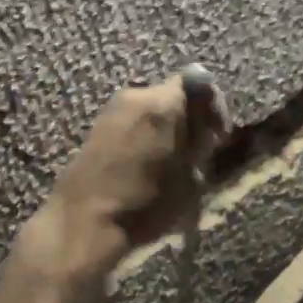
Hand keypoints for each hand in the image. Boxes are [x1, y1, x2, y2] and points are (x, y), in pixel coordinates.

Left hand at [44, 72, 230, 262]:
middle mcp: (137, 94)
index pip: (200, 82)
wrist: (85, 221)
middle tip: (197, 150)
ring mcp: (113, 107)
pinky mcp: (97, 124)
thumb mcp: (190, 178)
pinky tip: (146, 163)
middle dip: (189, 117)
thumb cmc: (145, 203)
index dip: (214, 107)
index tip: (217, 136)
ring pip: (152, 107)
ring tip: (172, 160)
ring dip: (166, 126)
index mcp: (164, 103)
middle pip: (175, 93)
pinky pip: (133, 119)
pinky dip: (146, 133)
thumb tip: (206, 131)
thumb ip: (201, 145)